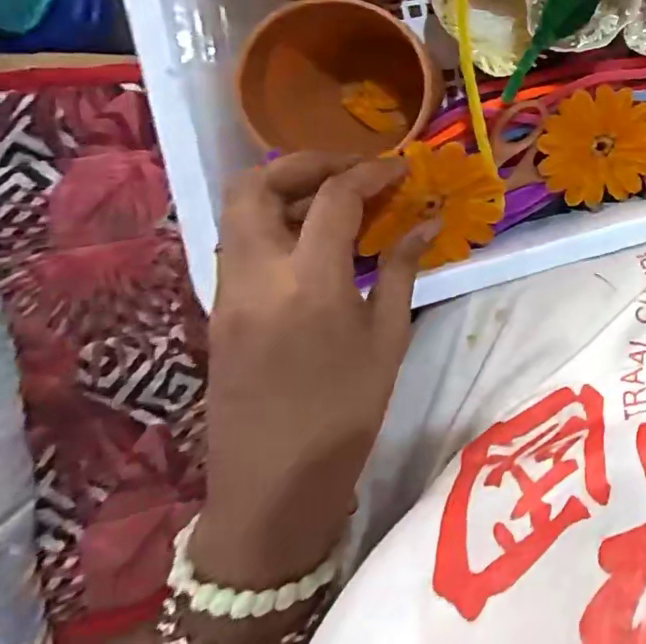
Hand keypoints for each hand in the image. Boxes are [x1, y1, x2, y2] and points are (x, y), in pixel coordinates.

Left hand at [194, 152, 436, 586]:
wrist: (274, 481)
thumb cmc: (347, 410)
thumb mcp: (388, 336)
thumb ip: (402, 269)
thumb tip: (426, 224)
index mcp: (308, 282)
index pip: (333, 198)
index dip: (370, 172)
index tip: (401, 168)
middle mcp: (256, 275)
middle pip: (256, 185)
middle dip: (307, 162)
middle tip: (354, 169)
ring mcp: (227, 292)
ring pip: (238, 211)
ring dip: (286, 188)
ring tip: (339, 199)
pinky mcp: (219, 308)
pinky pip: (241, 242)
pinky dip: (275, 221)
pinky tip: (316, 239)